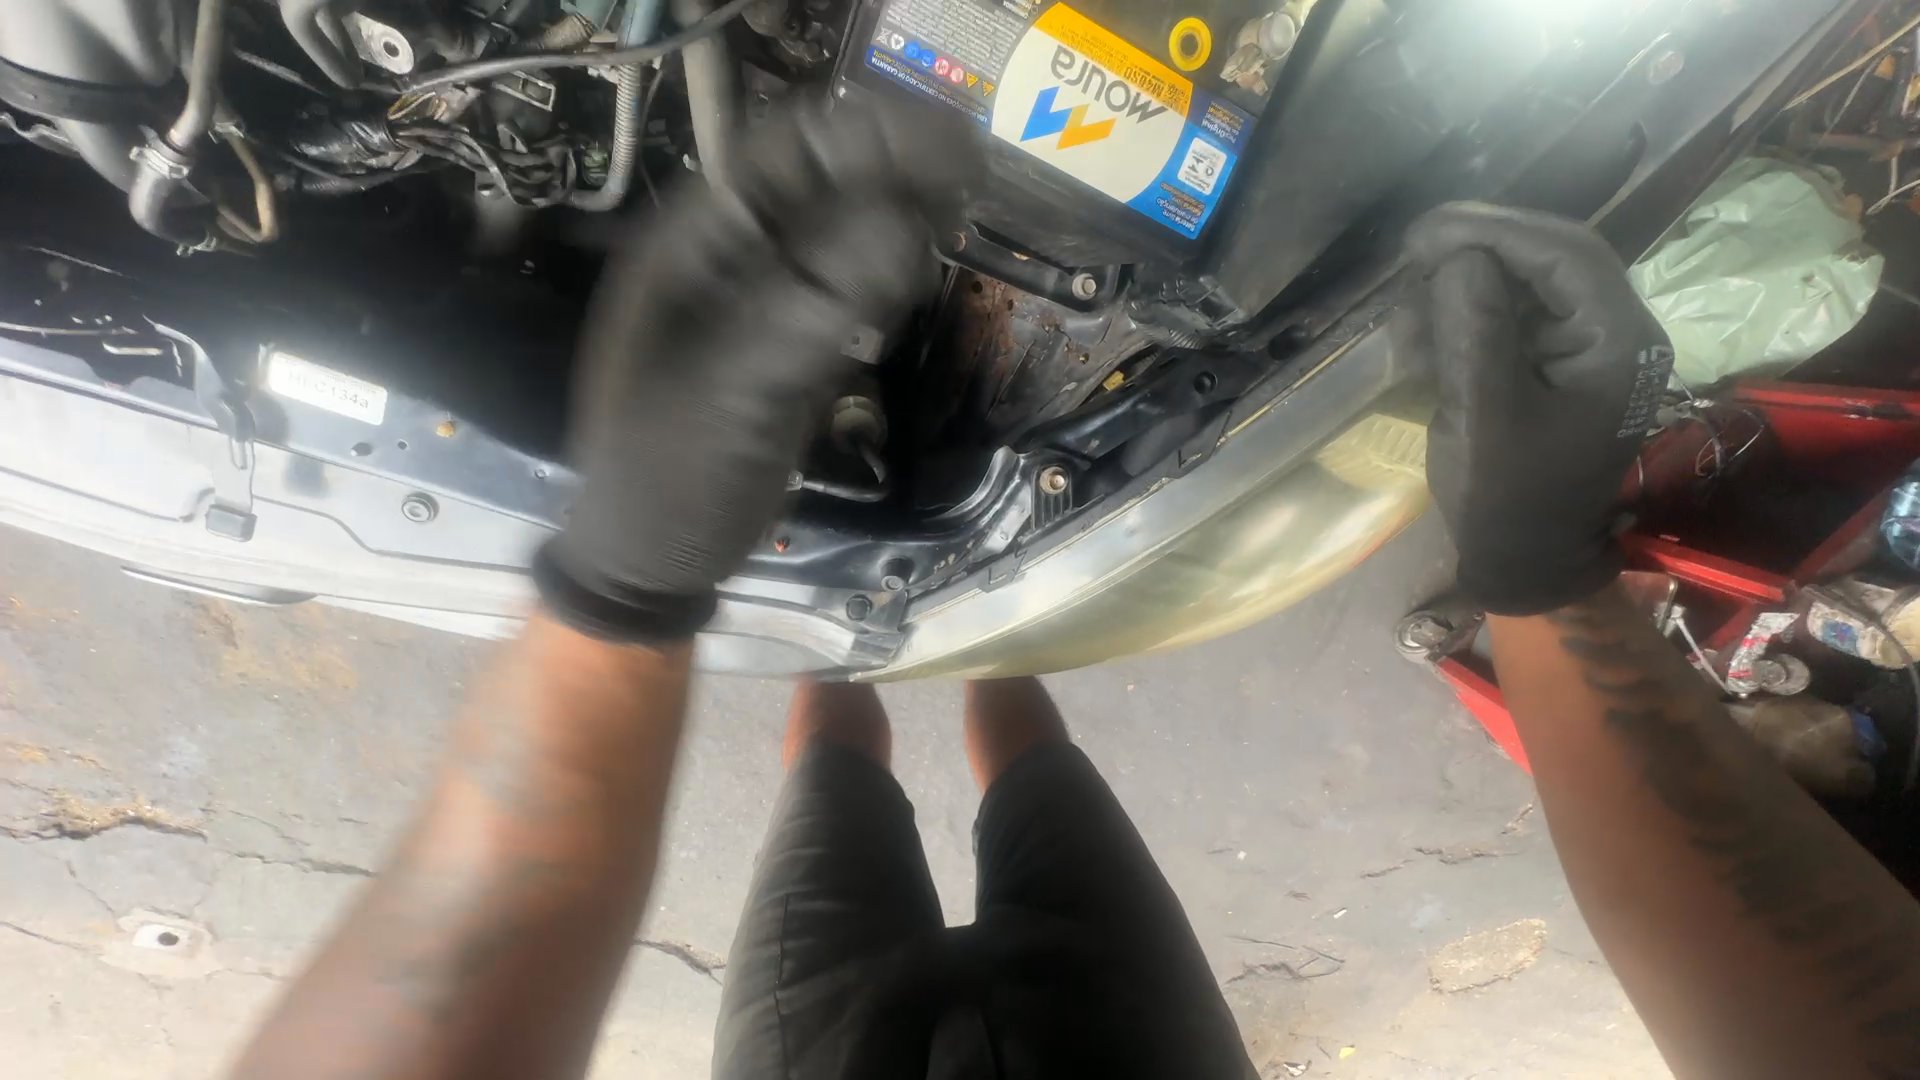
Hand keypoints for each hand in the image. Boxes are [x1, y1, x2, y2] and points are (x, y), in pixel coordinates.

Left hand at [535, 100, 979, 641]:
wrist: (652, 555)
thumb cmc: (672, 478)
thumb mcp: (732, 391)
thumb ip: (812, 308)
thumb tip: (904, 226)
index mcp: (697, 248)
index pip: (790, 158)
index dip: (874, 138)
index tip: (957, 149)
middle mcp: (729, 261)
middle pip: (820, 190)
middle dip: (894, 175)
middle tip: (971, 182)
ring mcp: (759, 307)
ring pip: (837, 240)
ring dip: (893, 223)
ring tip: (955, 220)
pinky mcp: (785, 352)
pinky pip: (841, 297)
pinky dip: (881, 283)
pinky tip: (912, 285)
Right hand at [1402, 202, 1671, 615]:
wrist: (1519, 554)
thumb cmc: (1503, 495)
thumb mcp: (1484, 415)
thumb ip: (1475, 333)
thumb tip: (1456, 258)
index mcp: (1616, 345)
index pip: (1568, 257)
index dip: (1496, 231)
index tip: (1426, 229)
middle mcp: (1609, 336)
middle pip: (1551, 262)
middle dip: (1480, 247)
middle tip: (1412, 244)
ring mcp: (1579, 352)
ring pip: (1526, 287)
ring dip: (1466, 281)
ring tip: (1409, 291)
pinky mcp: (1547, 369)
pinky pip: (1509, 322)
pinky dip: (1463, 315)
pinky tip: (1421, 328)